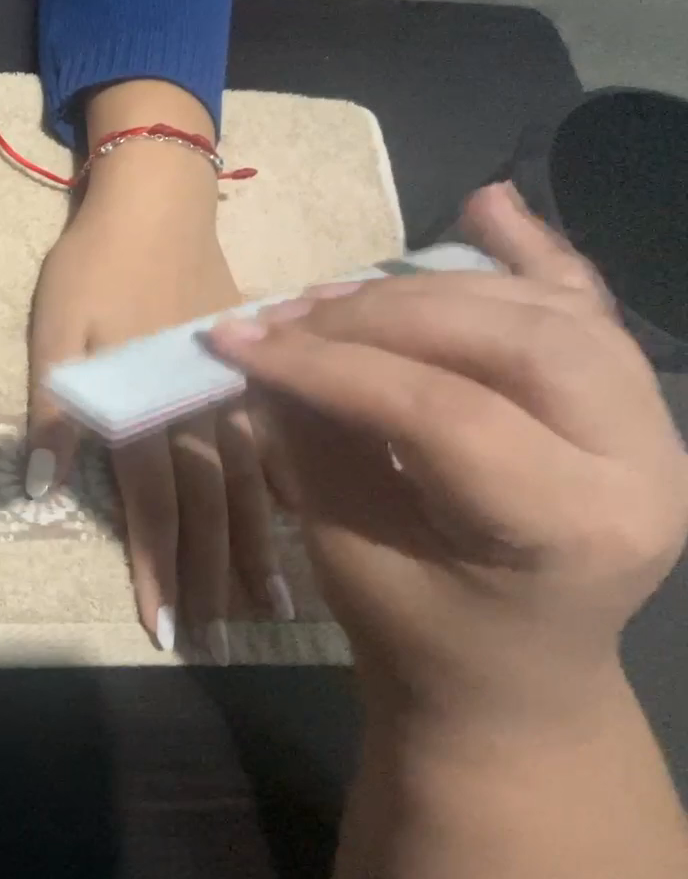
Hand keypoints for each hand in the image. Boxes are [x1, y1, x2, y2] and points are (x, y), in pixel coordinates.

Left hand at [29, 145, 283, 658]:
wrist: (155, 207)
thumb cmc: (93, 271)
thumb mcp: (54, 337)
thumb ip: (54, 415)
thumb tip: (41, 494)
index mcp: (147, 410)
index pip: (152, 507)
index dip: (156, 569)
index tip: (165, 629)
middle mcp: (201, 413)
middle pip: (208, 512)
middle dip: (209, 580)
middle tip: (219, 647)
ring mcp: (237, 395)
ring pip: (251, 489)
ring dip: (257, 552)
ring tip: (272, 612)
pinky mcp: (255, 377)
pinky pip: (278, 448)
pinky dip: (287, 495)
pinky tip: (304, 529)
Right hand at [208, 184, 687, 731]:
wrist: (508, 675)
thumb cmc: (415, 631)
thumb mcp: (344, 549)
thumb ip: (317, 442)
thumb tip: (268, 354)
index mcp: (567, 526)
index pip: (439, 410)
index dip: (324, 366)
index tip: (233, 341)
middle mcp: (643, 463)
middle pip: (511, 339)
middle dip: (375, 317)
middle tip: (281, 321)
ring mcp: (652, 426)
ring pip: (544, 310)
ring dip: (421, 288)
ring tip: (326, 300)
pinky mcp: (629, 406)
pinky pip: (584, 309)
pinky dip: (528, 252)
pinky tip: (485, 204)